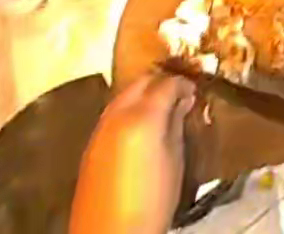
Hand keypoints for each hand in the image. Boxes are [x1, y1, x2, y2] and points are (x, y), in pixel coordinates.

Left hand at [70, 73, 193, 233]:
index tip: (194, 92)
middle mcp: (118, 116)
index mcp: (143, 118)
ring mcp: (100, 131)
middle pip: (141, 82)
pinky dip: (128, 110)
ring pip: (124, 96)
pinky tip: (139, 128)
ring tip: (160, 110)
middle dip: (161, 83)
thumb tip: (182, 102)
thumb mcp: (174, 160)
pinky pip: (112, 115)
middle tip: (178, 96)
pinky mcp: (89, 148)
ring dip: (143, 95)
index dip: (184, 84)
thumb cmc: (152, 201)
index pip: (166, 84)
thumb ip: (176, 123)